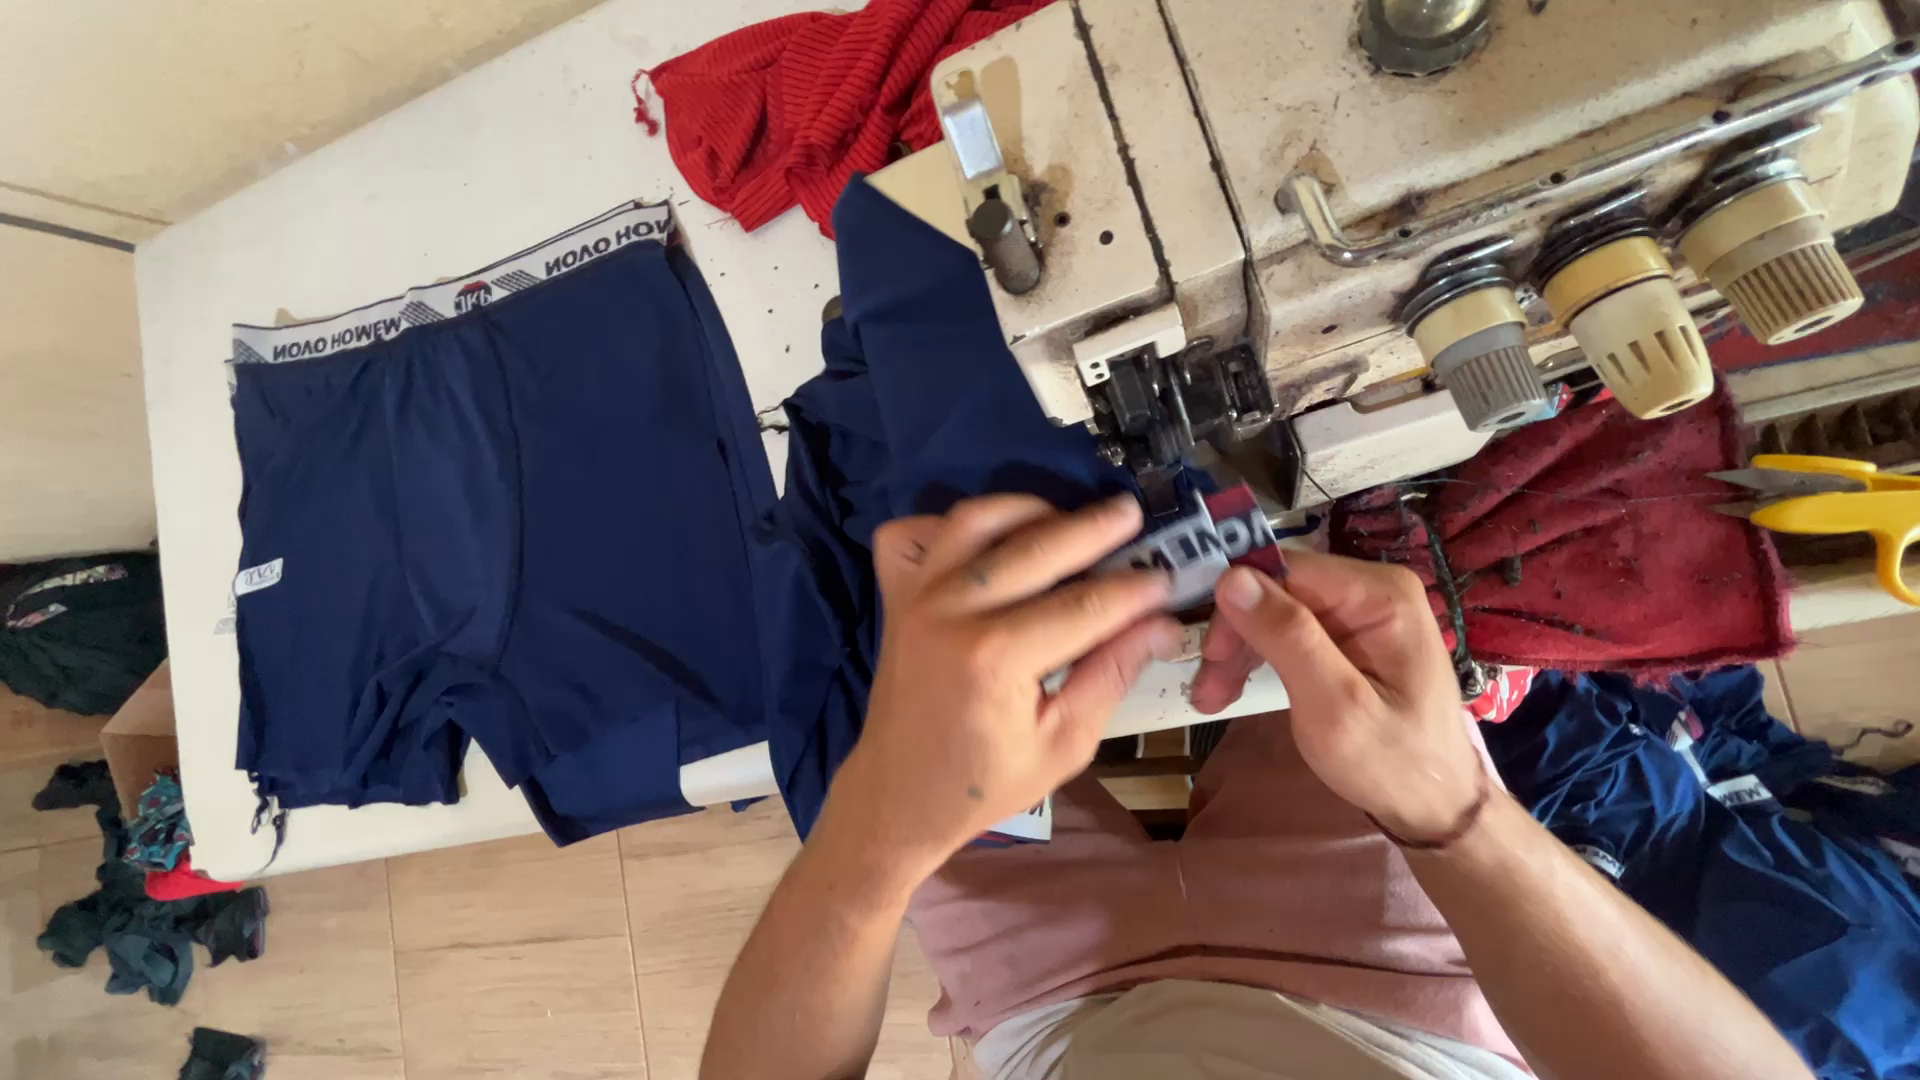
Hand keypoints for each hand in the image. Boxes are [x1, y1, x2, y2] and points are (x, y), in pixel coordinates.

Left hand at [821, 493, 1182, 878]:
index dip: (1133, 588)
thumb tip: (1164, 623)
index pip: (1083, 605)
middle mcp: (950, 611)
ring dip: (1026, 510)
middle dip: (1092, 528)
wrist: (899, 796)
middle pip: (1034, 547)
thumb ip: (1111, 673)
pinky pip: (913, 535)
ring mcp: (914, 597)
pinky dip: (949, 526)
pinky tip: (986, 541)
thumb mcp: (1064, 743)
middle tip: (1131, 515)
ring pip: (974, 520)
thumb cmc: (984, 782)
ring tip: (1066, 519)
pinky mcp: (893, 595)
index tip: (1167, 577)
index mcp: (994, 659)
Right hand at [1188, 552, 1482, 841]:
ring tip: (1212, 697)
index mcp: (1379, 595)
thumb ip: (1287, 638)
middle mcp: (1370, 588)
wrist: (1433, 806)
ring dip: (1238, 651)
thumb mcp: (1334, 706)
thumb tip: (1231, 577)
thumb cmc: (1391, 763)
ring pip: (1271, 609)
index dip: (1238, 607)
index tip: (1211, 657)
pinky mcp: (1346, 631)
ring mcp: (1359, 609)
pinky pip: (1284, 627)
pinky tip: (1234, 688)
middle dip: (1234, 636)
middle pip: (1274, 590)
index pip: (1283, 572)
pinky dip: (1255, 657)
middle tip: (1206, 690)